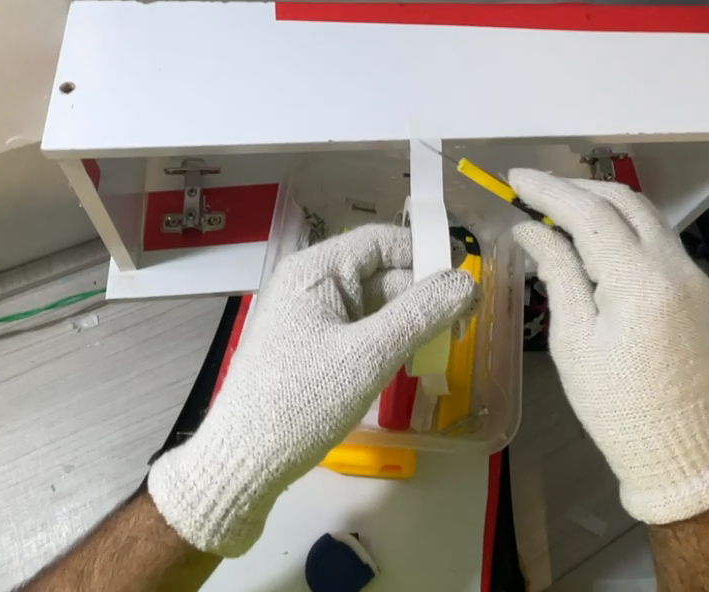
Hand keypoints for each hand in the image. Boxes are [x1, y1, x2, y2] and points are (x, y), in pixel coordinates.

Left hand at [147, 223, 478, 556]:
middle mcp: (313, 284)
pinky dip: (391, 339)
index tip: (466, 272)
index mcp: (316, 270)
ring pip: (376, 304)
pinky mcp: (314, 347)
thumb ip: (421, 314)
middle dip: (423, 292)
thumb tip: (467, 281)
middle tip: (465, 320)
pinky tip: (414, 359)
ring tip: (445, 344)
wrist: (241, 467)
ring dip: (411, 319)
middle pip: (381, 272)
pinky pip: (363, 329)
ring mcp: (312, 317)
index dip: (425, 250)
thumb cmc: (300, 402)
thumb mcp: (368, 356)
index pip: (380, 241)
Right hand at [510, 169, 708, 524]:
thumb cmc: (614, 402)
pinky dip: (620, 222)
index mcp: (641, 281)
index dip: (549, 190)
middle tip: (533, 188)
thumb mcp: (574, 338)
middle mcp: (674, 265)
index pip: (590, 213)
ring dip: (599, 200)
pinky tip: (592, 232)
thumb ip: (557, 271)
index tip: (514, 178)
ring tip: (557, 203)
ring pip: (643, 212)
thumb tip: (530, 228)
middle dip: (575, 187)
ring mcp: (690, 273)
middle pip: (622, 200)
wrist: (677, 449)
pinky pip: (655, 234)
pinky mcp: (693, 285)